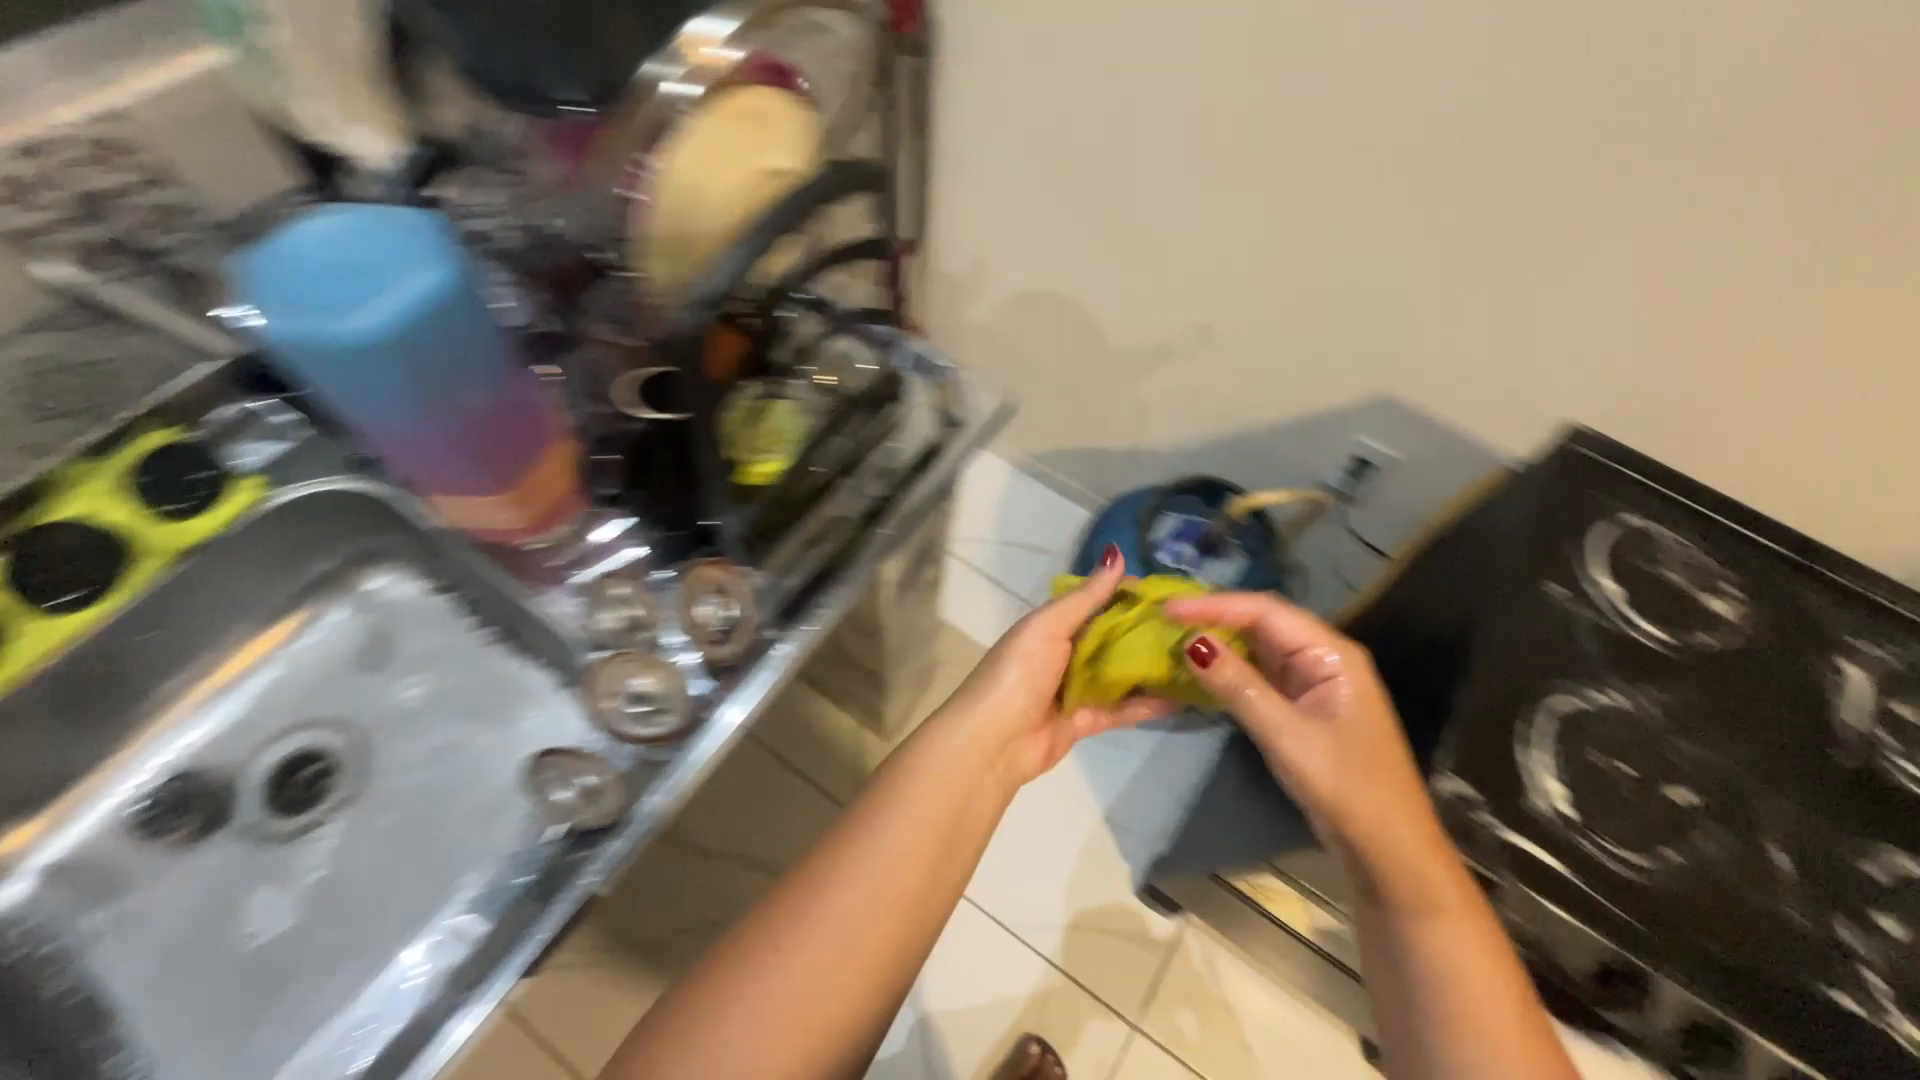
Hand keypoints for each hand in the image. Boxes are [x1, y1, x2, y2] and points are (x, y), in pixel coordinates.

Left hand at [936, 546, 1173, 788]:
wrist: (993, 740)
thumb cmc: (1018, 672)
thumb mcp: (1048, 625)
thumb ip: (1086, 596)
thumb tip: (1116, 552)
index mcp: (1052, 626)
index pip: (1097, 603)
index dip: (1131, 596)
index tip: (1172, 592)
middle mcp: (1065, 654)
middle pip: (1113, 639)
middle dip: (1148, 632)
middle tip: (1196, 624)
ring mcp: (1076, 689)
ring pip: (1122, 675)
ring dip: (1152, 668)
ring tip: (1198, 659)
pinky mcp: (1087, 721)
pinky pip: (1123, 710)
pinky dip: (1148, 705)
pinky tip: (1183, 697)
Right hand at [1162, 592, 1447, 876]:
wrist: (1386, 846)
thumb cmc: (1345, 785)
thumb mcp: (1286, 734)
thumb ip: (1238, 686)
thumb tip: (1192, 643)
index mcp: (1331, 653)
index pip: (1266, 611)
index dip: (1214, 605)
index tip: (1168, 609)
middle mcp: (1322, 657)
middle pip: (1262, 623)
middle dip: (1213, 618)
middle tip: (1163, 620)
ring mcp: (1312, 683)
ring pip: (1258, 649)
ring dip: (1219, 643)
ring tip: (1172, 639)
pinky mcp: (1302, 707)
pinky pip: (1259, 676)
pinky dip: (1229, 671)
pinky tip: (1199, 672)